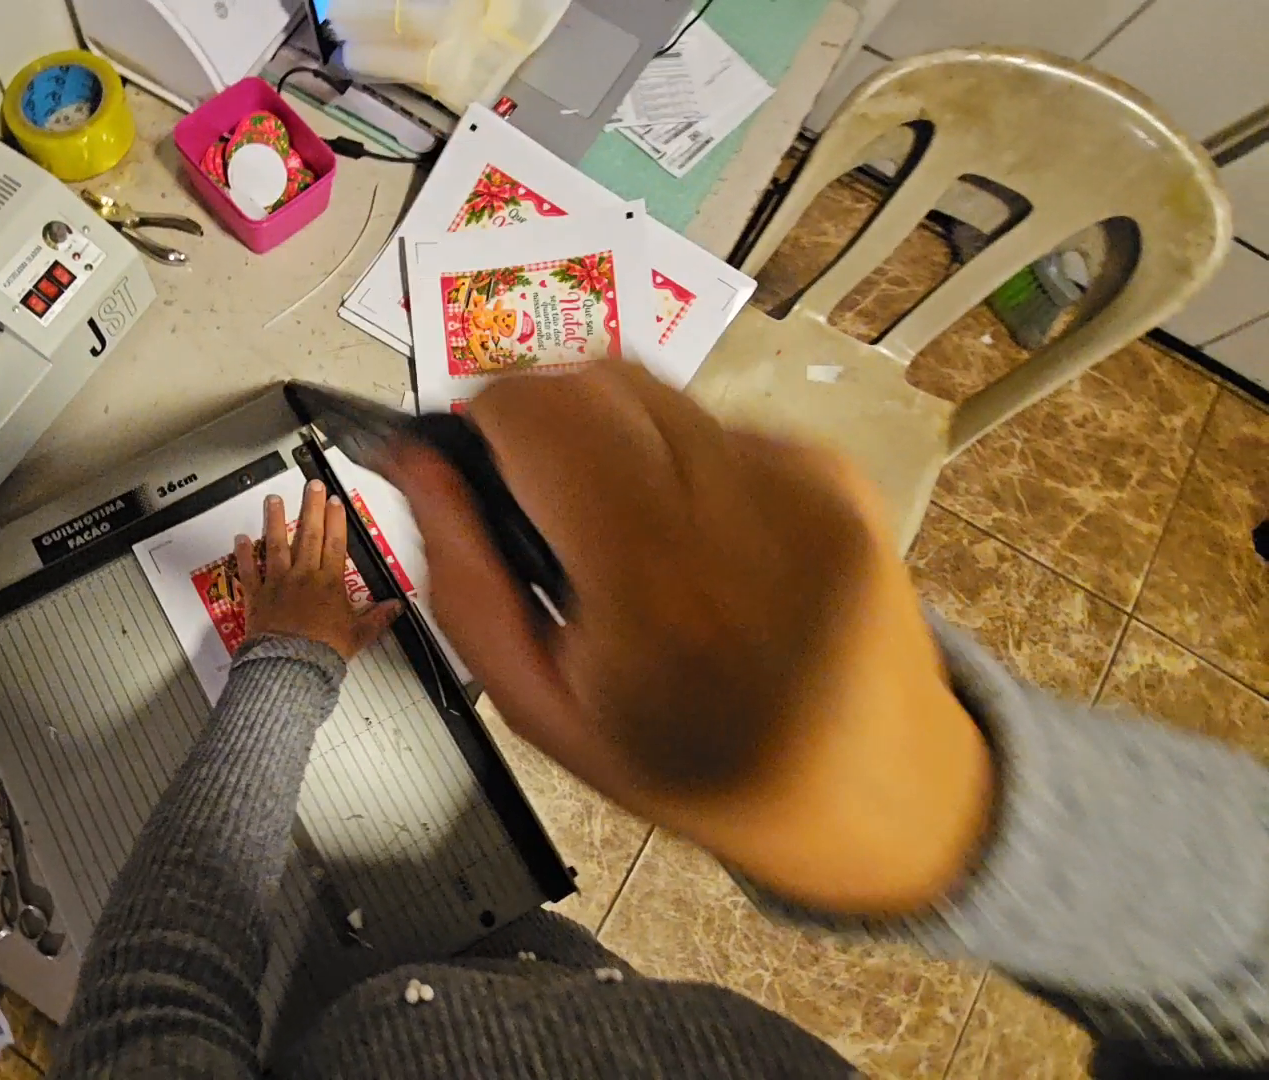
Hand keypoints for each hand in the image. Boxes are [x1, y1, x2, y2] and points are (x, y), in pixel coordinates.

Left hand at [237, 480, 402, 660]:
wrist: (291, 667)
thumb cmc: (324, 652)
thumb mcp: (358, 635)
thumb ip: (378, 618)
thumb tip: (398, 607)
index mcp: (329, 583)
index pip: (334, 543)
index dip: (335, 520)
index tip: (334, 501)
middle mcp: (303, 576)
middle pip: (308, 535)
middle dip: (310, 507)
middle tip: (311, 485)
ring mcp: (278, 583)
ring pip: (276, 545)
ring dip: (274, 520)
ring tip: (273, 500)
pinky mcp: (257, 596)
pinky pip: (248, 571)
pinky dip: (244, 555)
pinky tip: (240, 538)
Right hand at [384, 363, 991, 914]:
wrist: (871, 791)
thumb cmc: (683, 762)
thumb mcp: (536, 704)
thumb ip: (463, 578)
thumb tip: (418, 463)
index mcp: (654, 577)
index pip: (542, 410)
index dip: (483, 419)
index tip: (470, 465)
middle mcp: (741, 501)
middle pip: (592, 377)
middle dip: (535, 421)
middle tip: (531, 502)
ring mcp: (801, 473)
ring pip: (644, 388)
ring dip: (598, 437)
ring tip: (610, 527)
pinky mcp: (832, 466)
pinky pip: (704, 420)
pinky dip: (662, 456)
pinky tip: (679, 533)